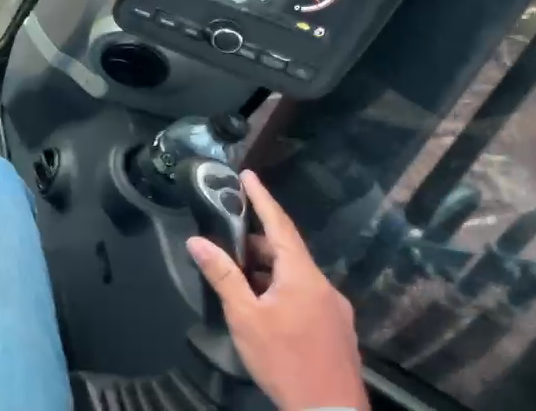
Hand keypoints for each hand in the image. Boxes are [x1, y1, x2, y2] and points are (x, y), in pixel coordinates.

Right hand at [187, 170, 367, 410]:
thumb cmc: (285, 359)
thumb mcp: (245, 316)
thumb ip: (222, 275)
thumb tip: (197, 241)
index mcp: (303, 277)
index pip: (280, 227)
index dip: (262, 199)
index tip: (248, 175)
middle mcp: (325, 288)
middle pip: (286, 252)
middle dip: (254, 244)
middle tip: (225, 244)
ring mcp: (336, 311)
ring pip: (295, 276)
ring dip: (266, 270)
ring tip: (238, 280)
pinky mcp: (338, 331)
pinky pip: (305, 295)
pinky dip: (280, 289)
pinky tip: (263, 306)